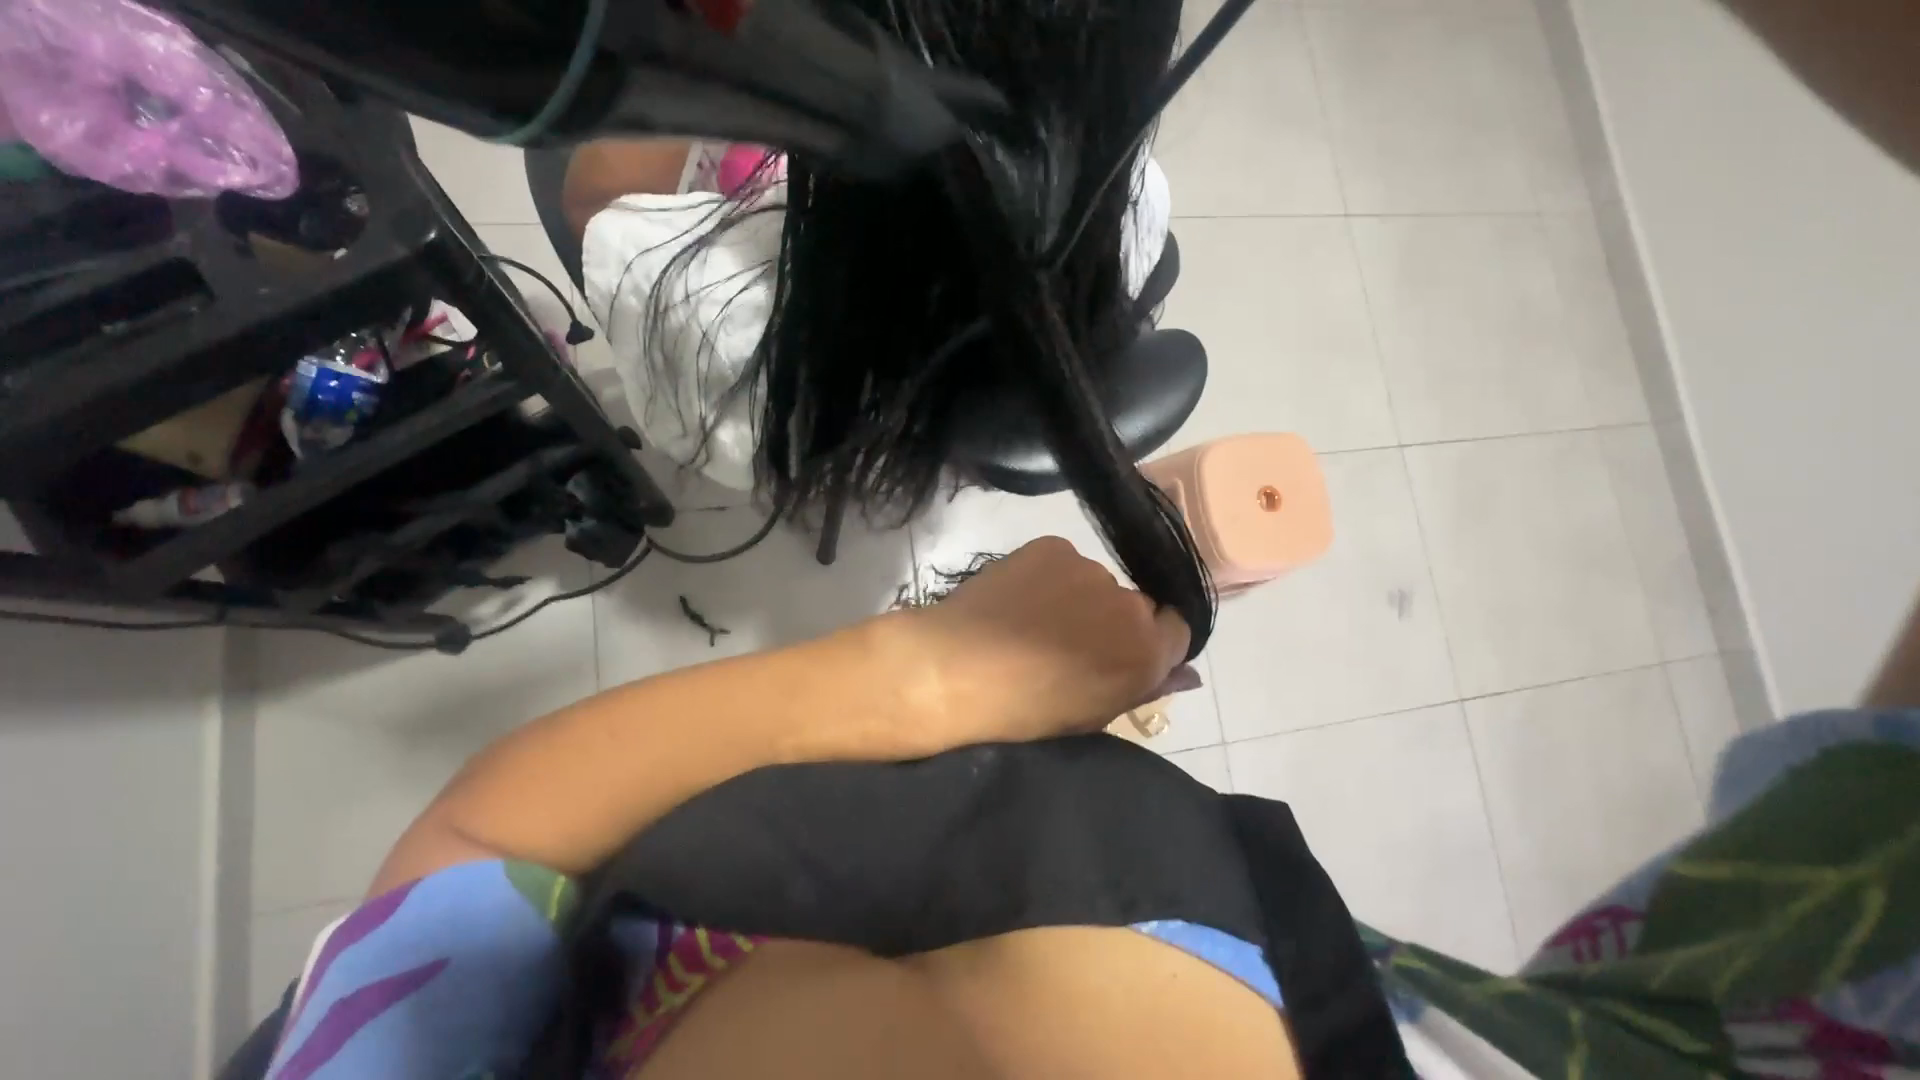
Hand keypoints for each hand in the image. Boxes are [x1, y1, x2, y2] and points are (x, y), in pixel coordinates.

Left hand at [873, 537, 1192, 757]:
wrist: (953, 668)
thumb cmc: (1023, 710)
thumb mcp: (1091, 715)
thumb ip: (1146, 687)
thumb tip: (1189, 676)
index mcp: (1145, 652)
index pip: (1178, 630)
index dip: (1151, 642)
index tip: (1118, 655)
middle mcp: (1128, 604)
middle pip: (1135, 605)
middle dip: (1111, 621)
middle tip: (1068, 644)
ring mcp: (1090, 570)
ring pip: (1096, 583)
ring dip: (1078, 598)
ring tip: (1032, 623)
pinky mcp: (1052, 546)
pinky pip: (1063, 561)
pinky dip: (1049, 577)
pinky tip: (1017, 601)